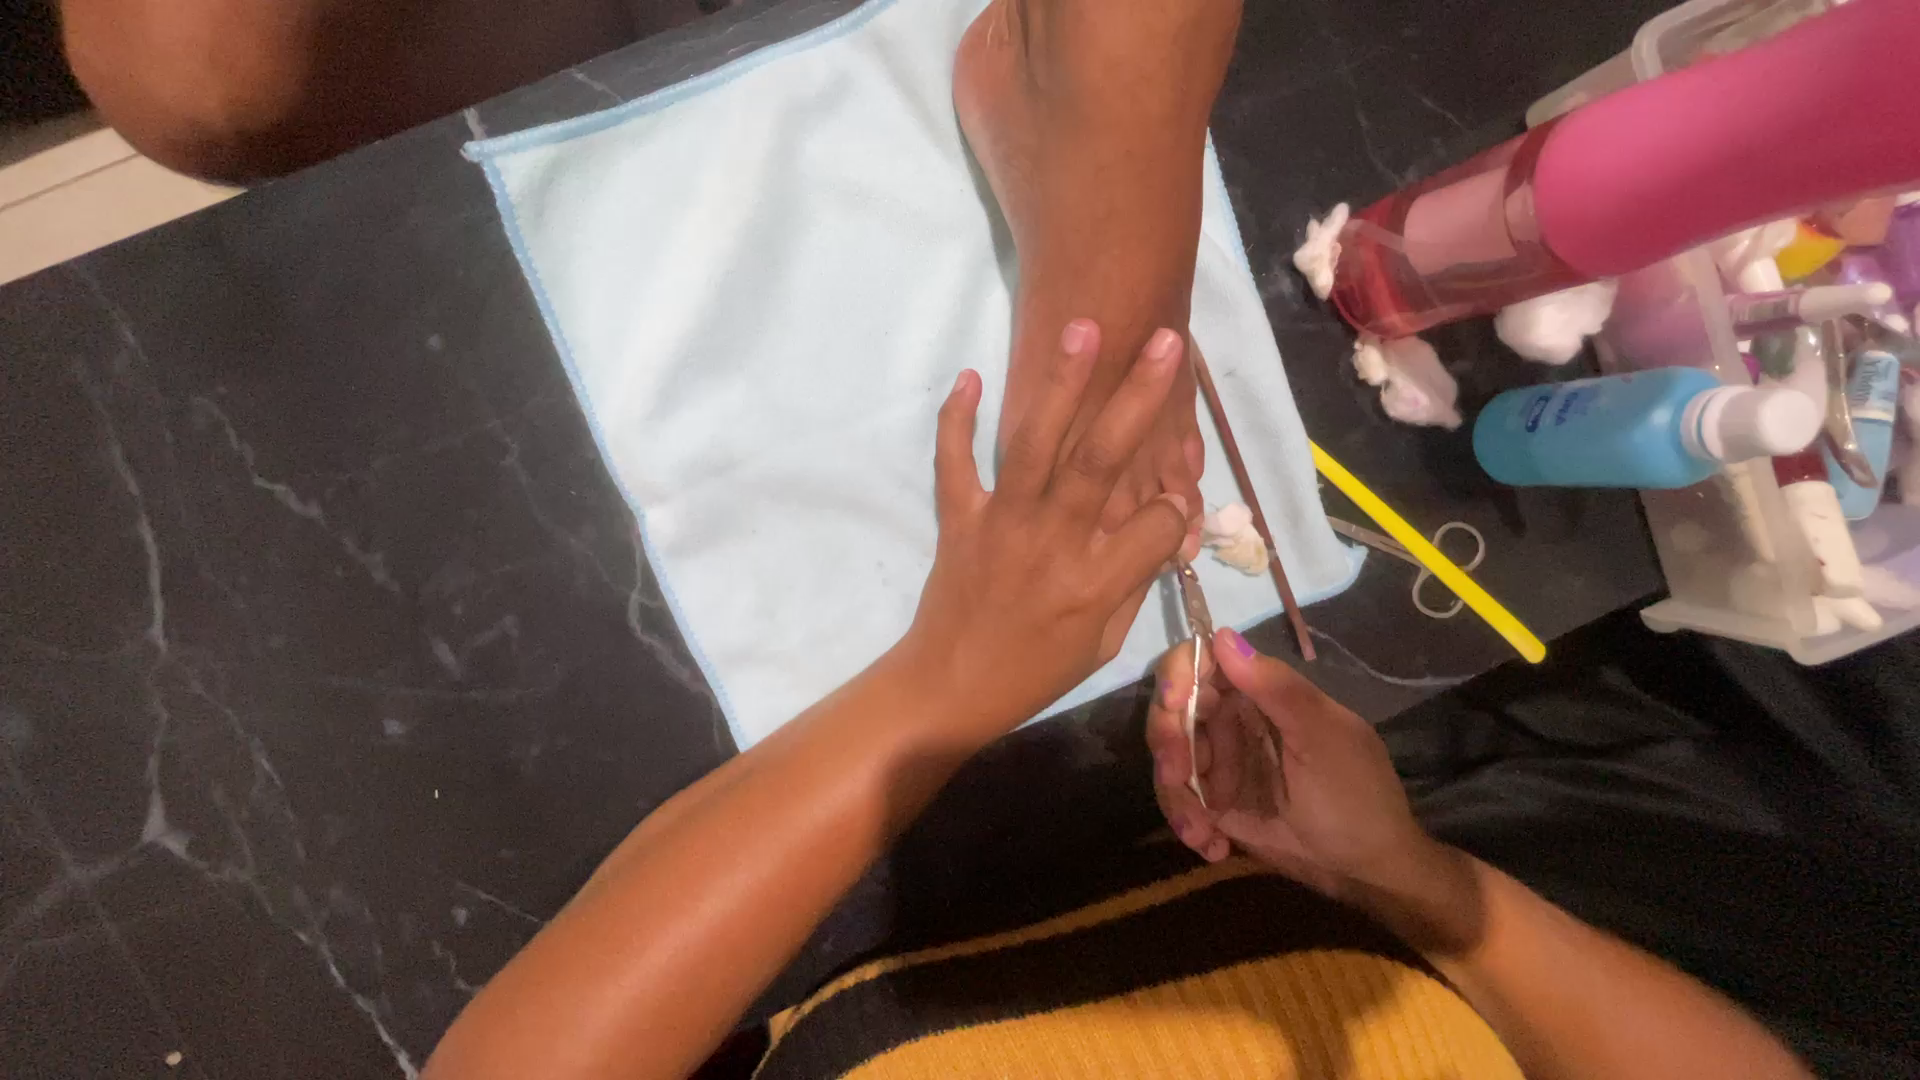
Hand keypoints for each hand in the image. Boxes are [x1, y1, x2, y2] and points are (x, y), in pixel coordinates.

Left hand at [898, 318, 1190, 737]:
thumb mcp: (1103, 644)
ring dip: (1058, 386)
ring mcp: (1000, 525)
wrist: (950, 689)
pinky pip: (955, 465)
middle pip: (1100, 462)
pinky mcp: (958, 519)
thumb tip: (1164, 532)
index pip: (1157, 520)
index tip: (1171, 505)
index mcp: (1096, 581)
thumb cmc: (1035, 674)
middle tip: (1163, 342)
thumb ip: (1134, 582)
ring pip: (1033, 447)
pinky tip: (969, 377)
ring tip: (1081, 329)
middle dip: (1136, 398)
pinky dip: (957, 421)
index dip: (1175, 508)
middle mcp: (1053, 542)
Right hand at [1147, 628, 1467, 918]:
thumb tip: (1222, 636)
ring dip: (1176, 796)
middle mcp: (1228, 720)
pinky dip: (1187, 822)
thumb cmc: (1355, 794)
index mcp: (1256, 693)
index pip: (1200, 663)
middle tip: (1177, 777)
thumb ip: (1276, 688)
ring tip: (1202, 832)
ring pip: (1168, 759)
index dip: (1177, 675)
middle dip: (1167, 742)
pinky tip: (1212, 845)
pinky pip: (1178, 800)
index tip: (1173, 705)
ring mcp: (1217, 761)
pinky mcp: (1211, 799)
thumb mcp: (1323, 738)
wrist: (1368, 870)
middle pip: (1171, 710)